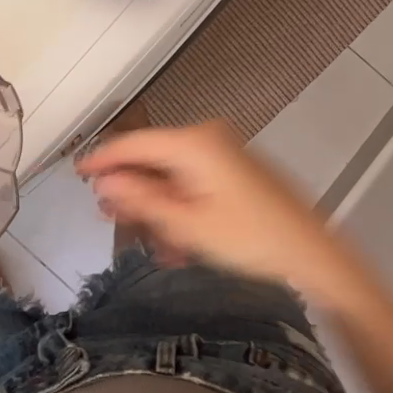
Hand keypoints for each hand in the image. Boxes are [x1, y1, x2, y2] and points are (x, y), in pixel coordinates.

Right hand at [77, 122, 355, 301]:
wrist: (314, 253)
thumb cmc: (254, 239)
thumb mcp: (188, 225)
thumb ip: (142, 200)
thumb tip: (107, 183)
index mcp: (194, 143)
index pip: (134, 144)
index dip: (103, 159)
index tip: (79, 173)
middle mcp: (207, 138)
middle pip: (153, 159)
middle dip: (131, 191)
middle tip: (108, 215)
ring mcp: (224, 153)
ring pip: (172, 174)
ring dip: (156, 206)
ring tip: (146, 240)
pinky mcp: (235, 169)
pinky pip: (193, 181)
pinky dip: (179, 205)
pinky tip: (175, 240)